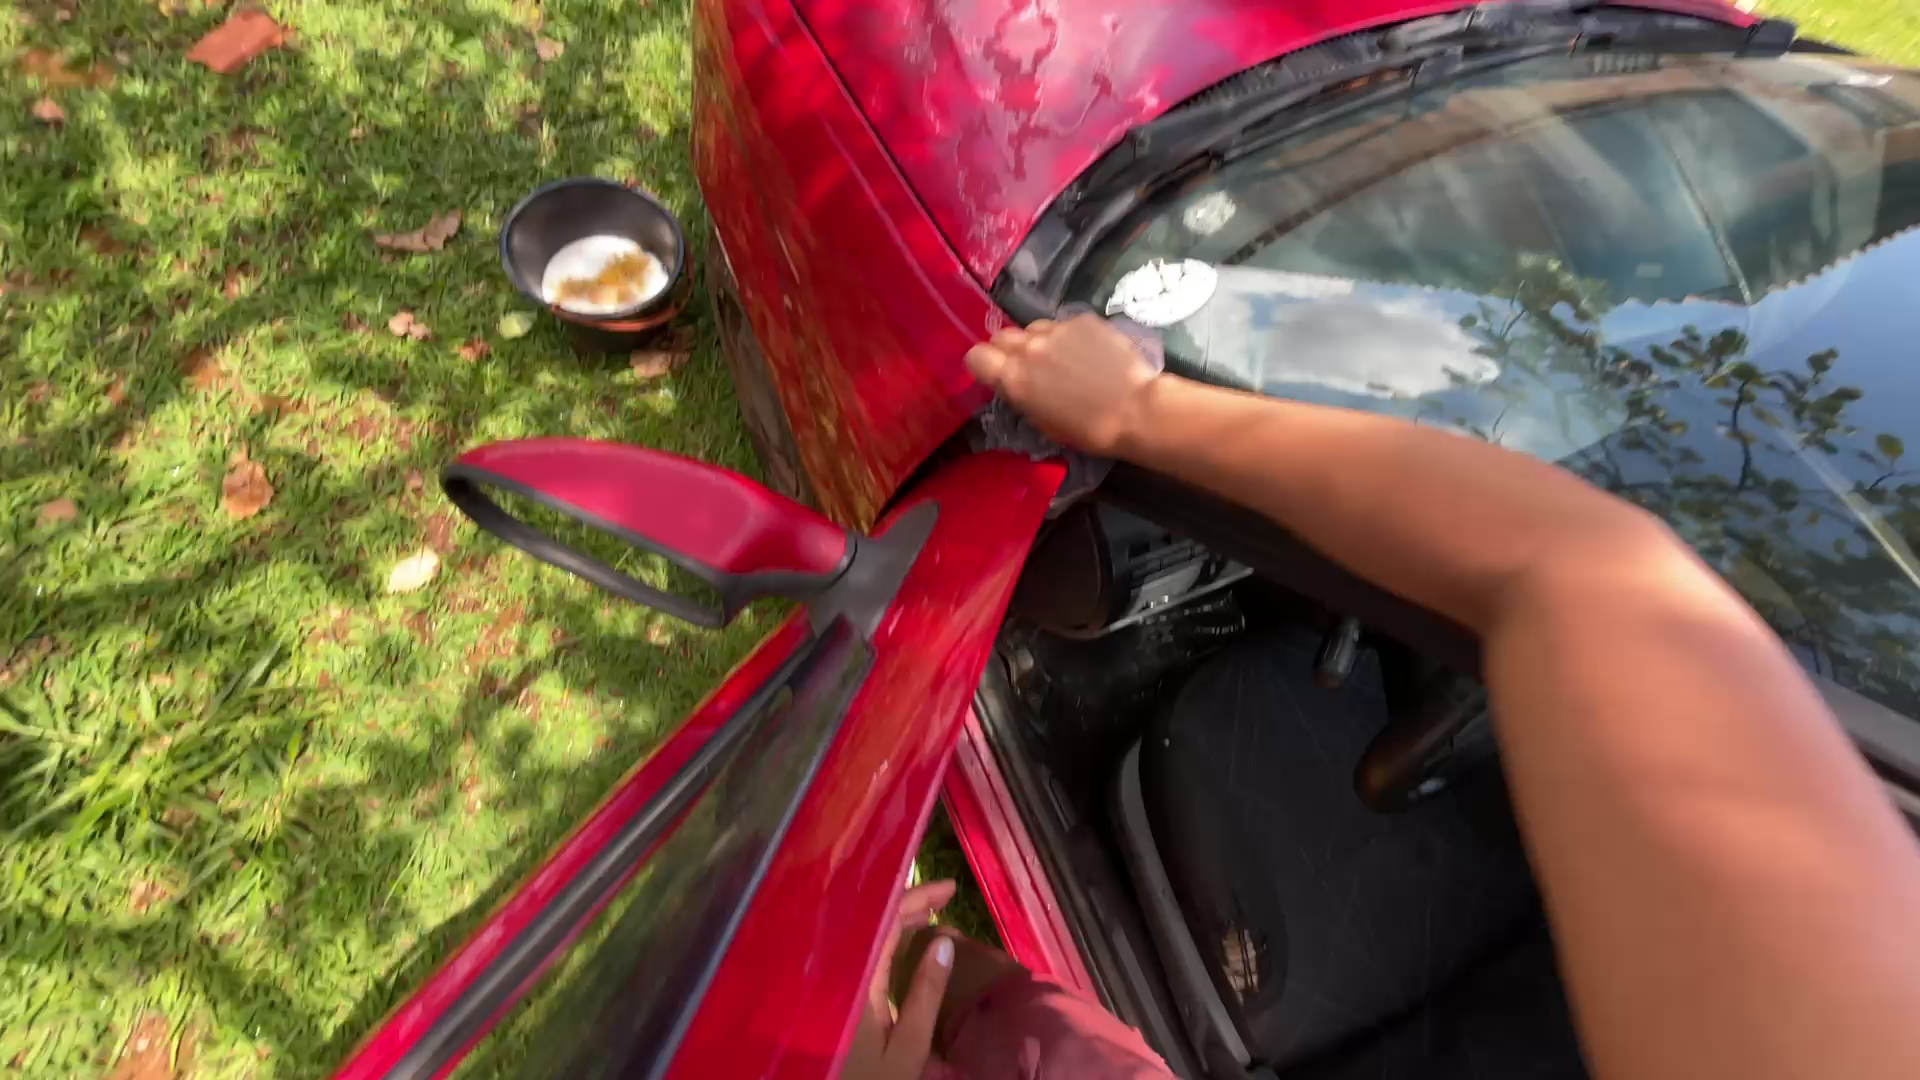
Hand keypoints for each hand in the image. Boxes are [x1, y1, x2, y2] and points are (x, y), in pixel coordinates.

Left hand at [842, 880, 957, 1079]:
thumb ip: (926, 994)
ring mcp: (833, 980)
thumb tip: (945, 942)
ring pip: (867, 933)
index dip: (919, 896)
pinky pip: (860, 950)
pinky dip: (883, 939)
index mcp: (859, 974)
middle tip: (944, 898)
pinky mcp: (831, 993)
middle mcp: (841, 968)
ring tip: (928, 916)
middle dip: (911, 904)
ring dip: (897, 920)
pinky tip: (900, 942)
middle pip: (876, 919)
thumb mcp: (907, 1048)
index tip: (949, 887)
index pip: (889, 917)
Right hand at [965, 315, 1162, 456]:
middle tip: (1027, 366)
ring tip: (1060, 359)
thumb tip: (1014, 381)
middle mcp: (1029, 348)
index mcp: (1014, 379)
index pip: (976, 356)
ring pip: (1033, 328)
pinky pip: (1064, 325)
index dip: (981, 363)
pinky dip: (1068, 337)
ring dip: (1038, 341)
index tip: (993, 372)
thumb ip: (1020, 394)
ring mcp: (1057, 330)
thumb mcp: (1042, 421)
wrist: (1134, 410)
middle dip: (1007, 350)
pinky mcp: (1083, 320)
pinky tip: (1087, 353)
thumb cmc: (1087, 429)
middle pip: (1001, 336)